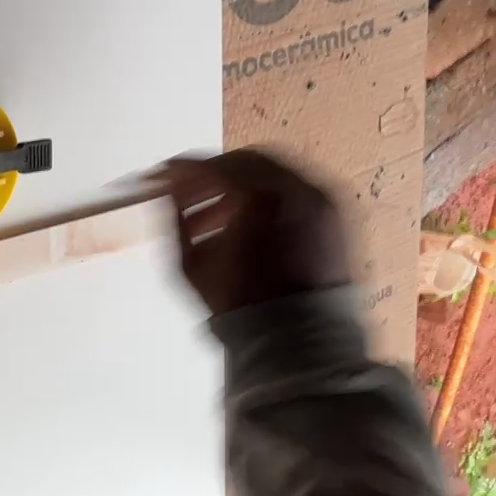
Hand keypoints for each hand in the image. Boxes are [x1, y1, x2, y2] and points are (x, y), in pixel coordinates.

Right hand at [157, 148, 351, 316]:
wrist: (298, 335)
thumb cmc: (238, 303)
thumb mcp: (189, 264)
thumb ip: (175, 218)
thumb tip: (169, 191)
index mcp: (257, 197)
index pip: (211, 167)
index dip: (180, 170)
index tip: (160, 176)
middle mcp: (296, 187)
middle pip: (243, 161)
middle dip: (210, 174)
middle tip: (186, 194)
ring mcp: (321, 198)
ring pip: (271, 171)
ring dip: (236, 186)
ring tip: (213, 218)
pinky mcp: (335, 212)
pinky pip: (293, 188)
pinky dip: (264, 196)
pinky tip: (244, 223)